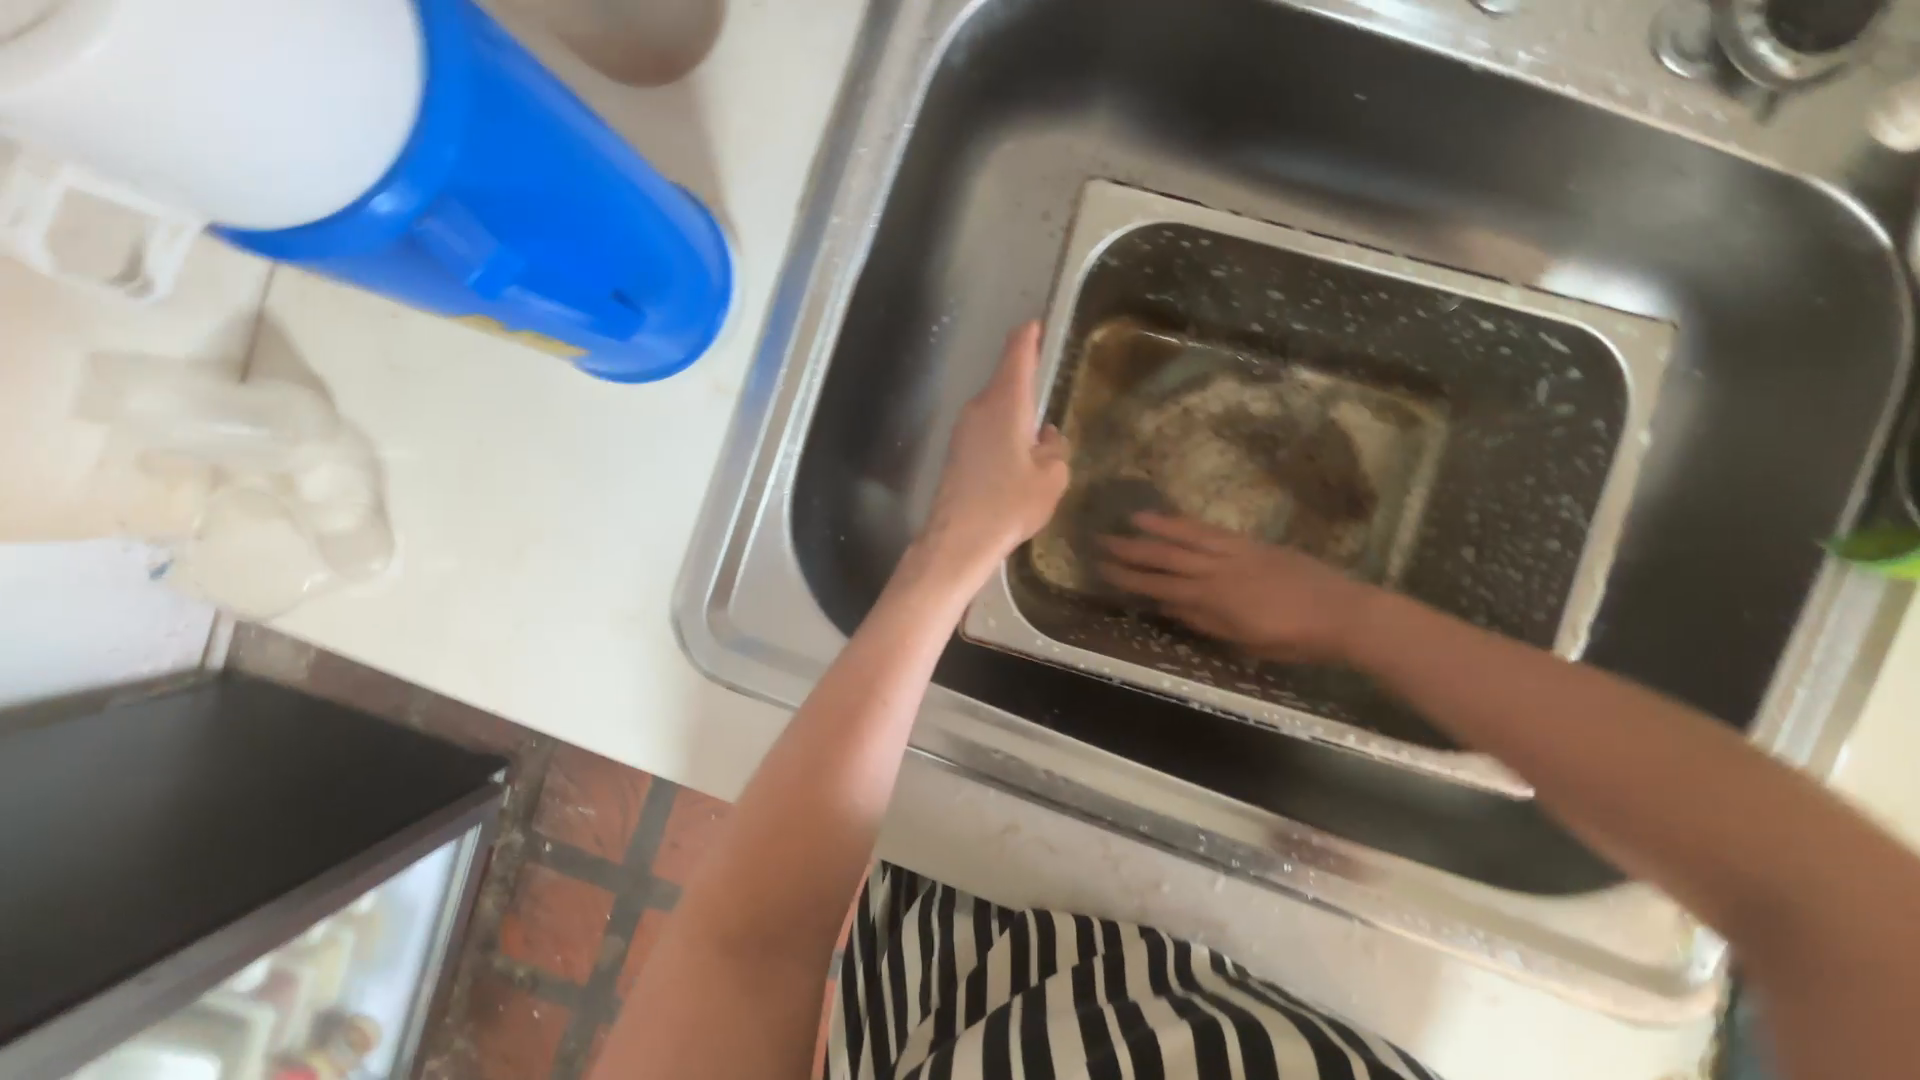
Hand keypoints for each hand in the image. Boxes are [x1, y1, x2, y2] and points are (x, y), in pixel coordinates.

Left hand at [915, 321, 1070, 579]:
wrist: (958, 539)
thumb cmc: (1009, 504)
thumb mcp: (1051, 477)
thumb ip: (1055, 448)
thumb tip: (1047, 436)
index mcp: (1006, 402)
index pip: (1016, 352)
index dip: (1029, 335)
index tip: (1039, 326)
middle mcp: (980, 406)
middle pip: (1006, 380)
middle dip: (1028, 381)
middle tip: (1052, 387)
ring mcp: (964, 429)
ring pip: (996, 407)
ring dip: (1016, 413)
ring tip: (1040, 433)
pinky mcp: (957, 451)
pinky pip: (986, 429)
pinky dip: (1004, 432)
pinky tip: (1017, 459)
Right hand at [1098, 513, 1374, 662]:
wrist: (1344, 613)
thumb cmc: (1295, 639)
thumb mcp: (1246, 642)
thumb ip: (1206, 622)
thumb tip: (1169, 607)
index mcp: (1214, 601)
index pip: (1161, 587)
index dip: (1130, 579)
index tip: (1103, 569)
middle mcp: (1218, 571)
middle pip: (1167, 557)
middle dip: (1132, 550)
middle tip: (1103, 541)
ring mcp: (1235, 553)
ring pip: (1187, 536)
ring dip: (1157, 527)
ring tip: (1131, 518)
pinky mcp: (1252, 544)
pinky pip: (1212, 530)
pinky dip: (1189, 523)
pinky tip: (1176, 519)